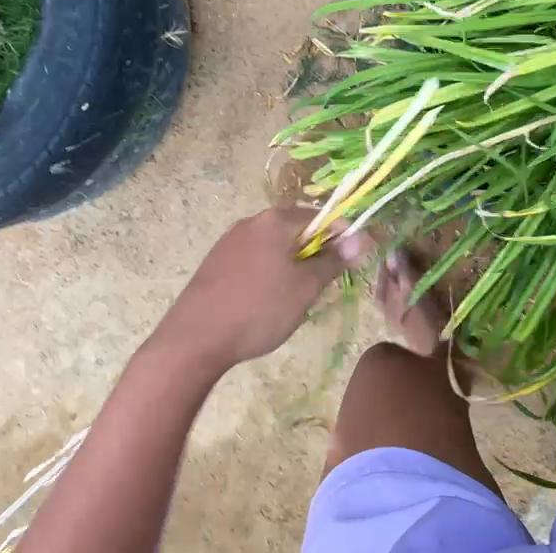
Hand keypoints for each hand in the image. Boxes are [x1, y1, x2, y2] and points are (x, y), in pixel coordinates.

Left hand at [155, 206, 367, 370]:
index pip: (321, 216)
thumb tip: (361, 238)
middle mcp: (252, 221)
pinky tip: (264, 300)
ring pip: (273, 243)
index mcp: (275, 220)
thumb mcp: (305, 288)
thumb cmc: (258, 309)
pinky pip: (253, 256)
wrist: (194, 339)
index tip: (350, 262)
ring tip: (294, 295)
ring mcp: (230, 240)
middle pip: (295, 226)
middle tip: (321, 282)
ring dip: (290, 261)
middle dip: (314, 249)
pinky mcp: (215, 261)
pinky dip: (267, 270)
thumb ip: (333, 260)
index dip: (341, 236)